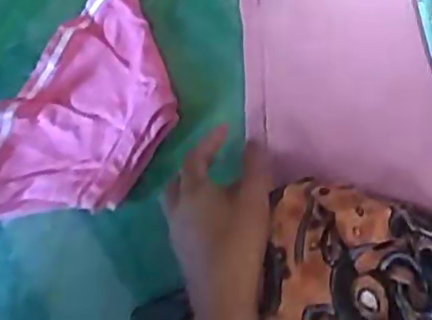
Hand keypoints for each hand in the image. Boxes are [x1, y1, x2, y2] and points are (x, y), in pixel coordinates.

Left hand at [162, 125, 271, 319]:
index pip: (194, 156)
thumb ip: (255, 166)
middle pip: (178, 180)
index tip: (225, 129)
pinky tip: (217, 217)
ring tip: (219, 186)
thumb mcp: (254, 199)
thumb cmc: (238, 243)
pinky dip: (196, 209)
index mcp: (192, 191)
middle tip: (214, 157)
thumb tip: (252, 140)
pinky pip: (184, 220)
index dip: (209, 140)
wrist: (224, 302)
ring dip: (195, 189)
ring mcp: (176, 235)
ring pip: (179, 202)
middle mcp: (177, 209)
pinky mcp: (182, 255)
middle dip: (194, 165)